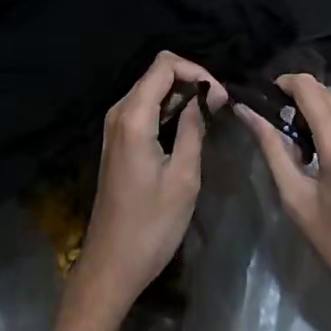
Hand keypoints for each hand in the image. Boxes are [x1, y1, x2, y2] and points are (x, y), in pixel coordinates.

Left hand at [39, 52, 227, 330]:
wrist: (111, 266)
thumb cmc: (151, 225)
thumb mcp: (184, 177)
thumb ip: (193, 128)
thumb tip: (204, 97)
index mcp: (133, 117)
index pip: (164, 65)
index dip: (196, 71)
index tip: (219, 97)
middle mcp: (119, 113)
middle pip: (157, 73)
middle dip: (191, 80)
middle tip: (219, 106)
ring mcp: (115, 126)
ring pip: (152, 89)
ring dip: (182, 95)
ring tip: (210, 115)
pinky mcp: (118, 140)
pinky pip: (145, 108)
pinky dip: (169, 108)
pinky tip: (189, 126)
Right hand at [237, 74, 330, 330]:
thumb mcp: (297, 201)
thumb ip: (272, 149)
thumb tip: (246, 111)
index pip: (310, 88)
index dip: (287, 83)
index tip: (271, 96)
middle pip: (328, 95)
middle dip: (304, 104)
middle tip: (290, 134)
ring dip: (327, 117)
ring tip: (317, 151)